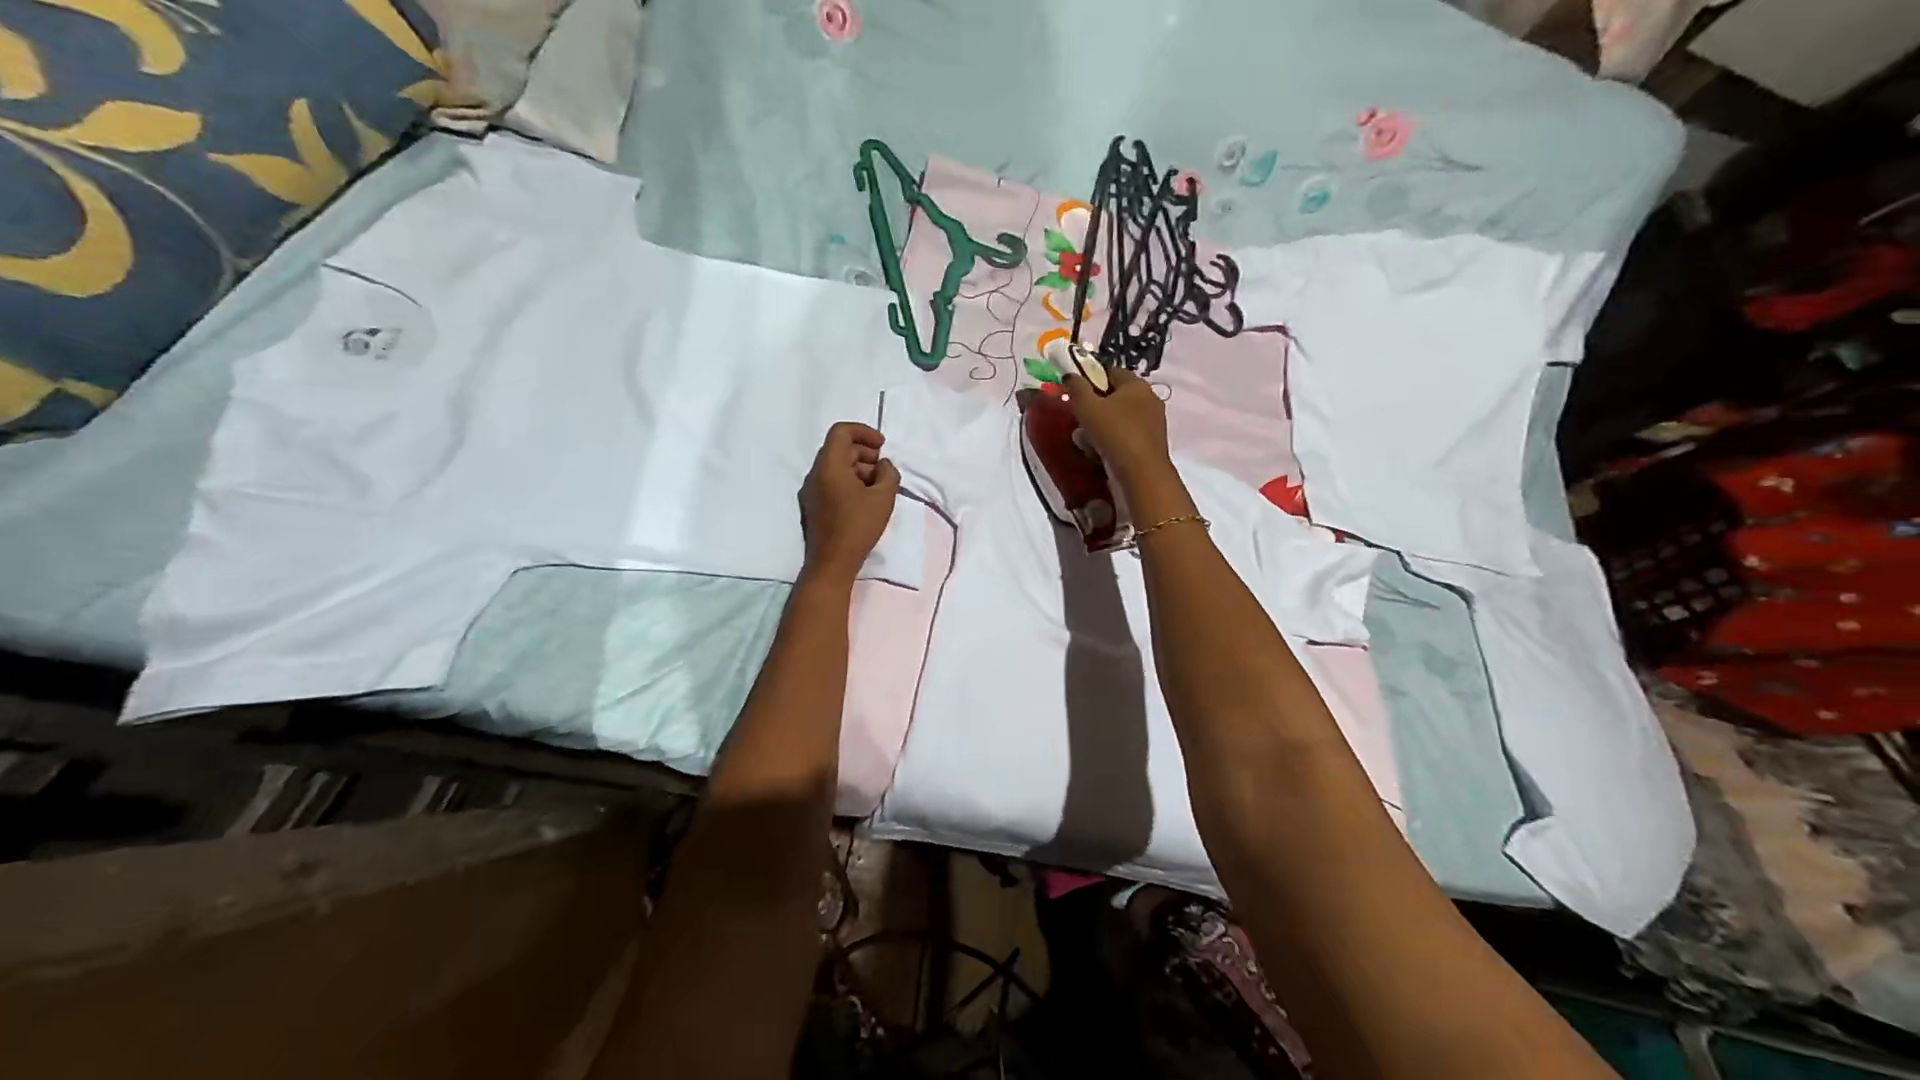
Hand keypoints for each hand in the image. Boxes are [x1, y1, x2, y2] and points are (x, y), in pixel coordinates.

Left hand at [798, 421, 899, 583]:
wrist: (830, 563)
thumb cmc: (858, 527)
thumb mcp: (884, 498)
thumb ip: (888, 473)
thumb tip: (883, 465)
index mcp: (829, 467)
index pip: (841, 432)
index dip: (864, 432)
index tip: (882, 446)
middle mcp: (814, 474)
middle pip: (838, 448)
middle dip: (863, 452)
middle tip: (882, 468)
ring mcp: (810, 491)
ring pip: (834, 466)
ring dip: (857, 468)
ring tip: (877, 487)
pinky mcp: (811, 506)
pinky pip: (830, 482)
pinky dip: (848, 481)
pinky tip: (864, 500)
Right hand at [1061, 368, 1174, 491]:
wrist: (1141, 473)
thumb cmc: (1113, 433)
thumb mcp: (1087, 407)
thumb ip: (1076, 387)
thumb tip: (1070, 374)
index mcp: (1137, 385)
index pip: (1111, 372)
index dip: (1091, 378)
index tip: (1075, 392)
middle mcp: (1149, 400)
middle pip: (1115, 398)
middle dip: (1093, 408)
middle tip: (1078, 420)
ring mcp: (1152, 424)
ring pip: (1118, 419)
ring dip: (1099, 428)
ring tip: (1084, 442)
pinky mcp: (1151, 445)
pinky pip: (1126, 437)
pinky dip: (1111, 442)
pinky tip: (1098, 454)